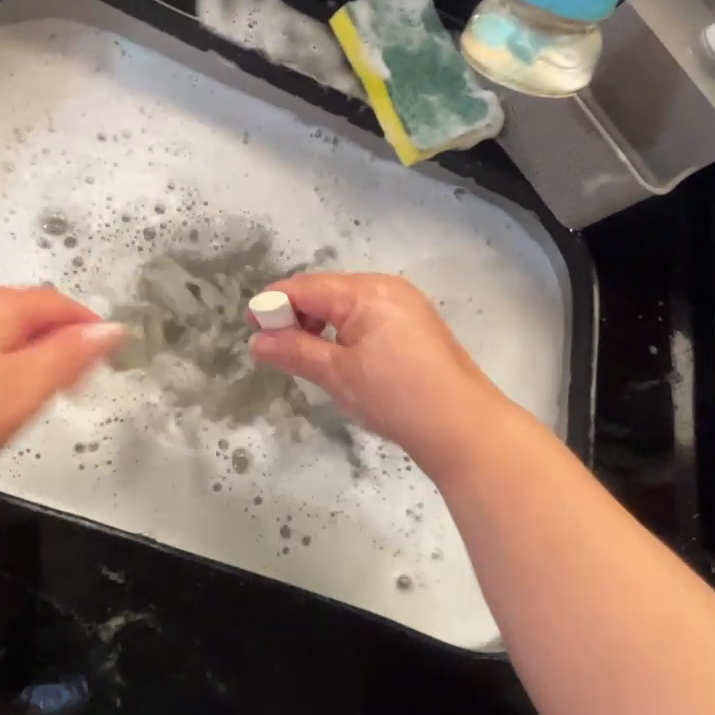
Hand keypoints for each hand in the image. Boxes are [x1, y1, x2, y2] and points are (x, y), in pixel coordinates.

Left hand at [0, 284, 124, 506]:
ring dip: (14, 354)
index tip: (101, 360)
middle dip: (50, 343)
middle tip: (60, 389)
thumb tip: (108, 330)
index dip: (88, 330)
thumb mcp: (23, 392)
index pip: (60, 304)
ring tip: (12, 403)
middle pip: (23, 311)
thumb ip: (70, 356)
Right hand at [248, 273, 517, 476]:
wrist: (463, 428)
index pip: (305, 287)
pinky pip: (368, 316)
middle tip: (278, 349)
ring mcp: (405, 304)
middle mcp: (386, 287)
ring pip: (347, 305)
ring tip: (309, 358)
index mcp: (365, 291)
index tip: (251, 328)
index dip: (274, 304)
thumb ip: (294, 351)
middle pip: (326, 291)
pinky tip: (343, 360)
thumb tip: (257, 340)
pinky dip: (346, 331)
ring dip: (321, 324)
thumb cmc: (396, 397)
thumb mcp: (337, 375)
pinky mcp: (416, 324)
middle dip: (298, 315)